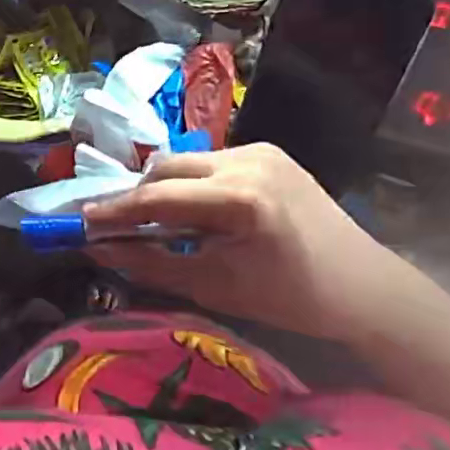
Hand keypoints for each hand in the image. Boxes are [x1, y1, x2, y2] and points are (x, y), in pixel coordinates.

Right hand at [81, 144, 449, 344]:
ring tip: (160, 222)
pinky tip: (198, 211)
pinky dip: (191, 183)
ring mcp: (260, 151)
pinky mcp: (268, 151)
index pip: (159, 197)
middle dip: (138, 196)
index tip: (82, 221)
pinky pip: (210, 162)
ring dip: (164, 188)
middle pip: (166, 168)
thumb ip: (149, 264)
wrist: (367, 288)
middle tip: (119, 225)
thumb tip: (98, 250)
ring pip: (185, 161)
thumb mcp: (213, 286)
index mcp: (241, 198)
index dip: (116, 210)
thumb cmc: (292, 298)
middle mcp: (248, 161)